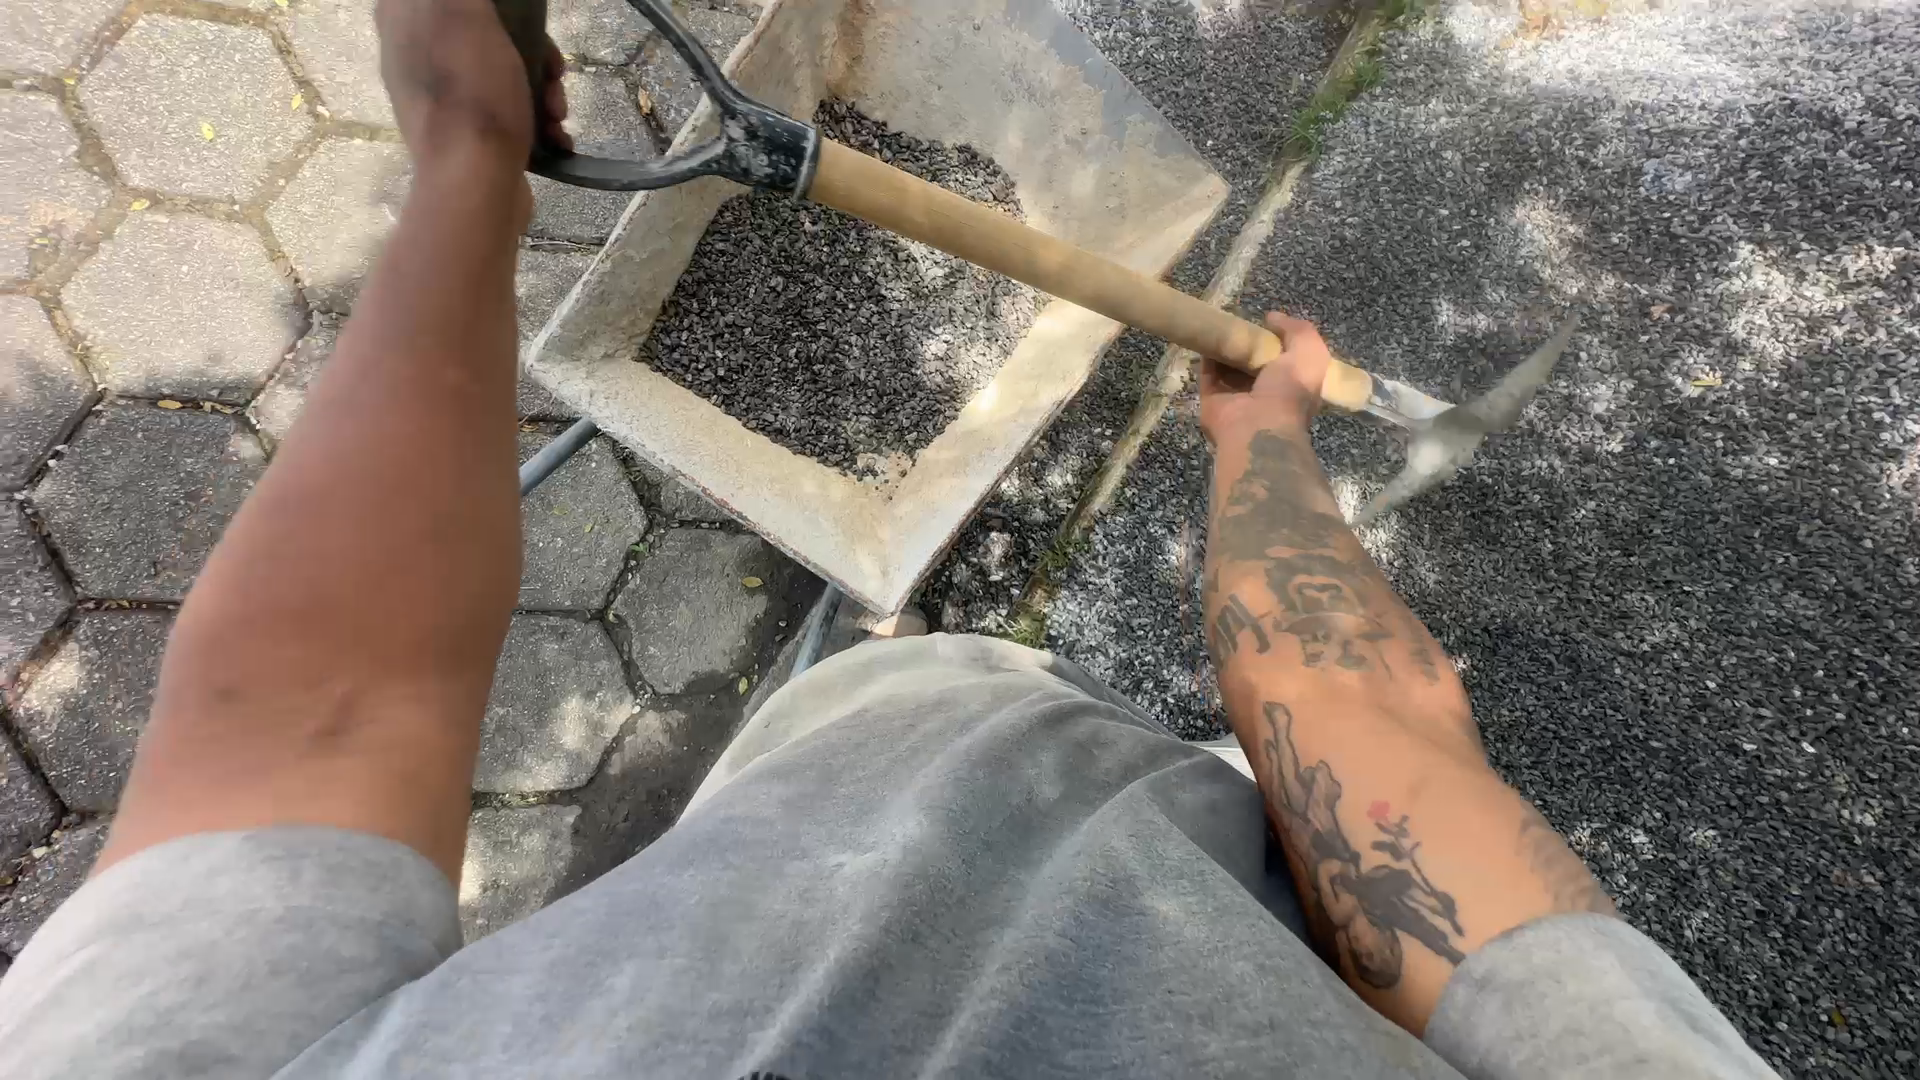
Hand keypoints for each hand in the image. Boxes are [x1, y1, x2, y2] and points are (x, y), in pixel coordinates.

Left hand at [376, 0, 570, 169]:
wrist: (475, 184)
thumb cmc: (472, 99)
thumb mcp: (469, 17)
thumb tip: (481, 3)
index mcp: (405, 15)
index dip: (503, 9)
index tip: (531, 27)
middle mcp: (417, 52)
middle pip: (490, 35)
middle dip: (534, 56)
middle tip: (556, 77)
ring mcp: (442, 98)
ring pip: (505, 77)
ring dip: (544, 95)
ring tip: (558, 118)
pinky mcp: (468, 136)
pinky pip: (508, 116)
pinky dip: (538, 126)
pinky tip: (555, 139)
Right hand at [1198, 312, 1331, 445]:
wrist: (1259, 423)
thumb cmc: (1290, 389)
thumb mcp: (1310, 352)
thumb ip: (1298, 330)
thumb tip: (1271, 317)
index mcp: (1292, 385)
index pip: (1285, 360)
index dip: (1278, 339)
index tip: (1268, 322)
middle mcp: (1265, 392)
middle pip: (1254, 362)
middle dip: (1250, 342)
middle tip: (1243, 320)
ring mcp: (1237, 397)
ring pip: (1229, 367)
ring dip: (1227, 347)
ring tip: (1223, 323)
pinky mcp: (1212, 399)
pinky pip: (1208, 373)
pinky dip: (1208, 356)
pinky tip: (1209, 336)